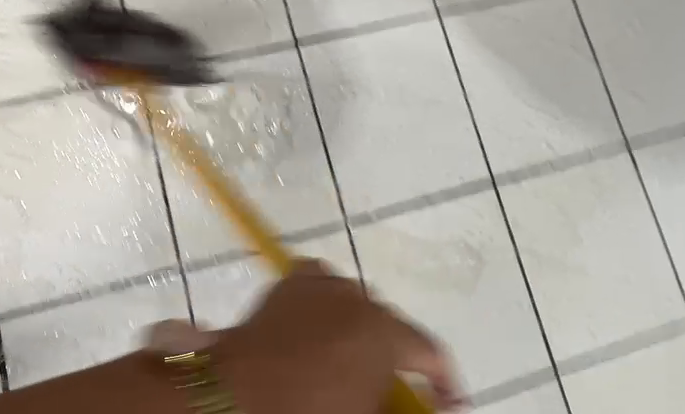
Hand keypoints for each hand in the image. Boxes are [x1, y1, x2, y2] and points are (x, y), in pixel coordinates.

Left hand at [216, 259, 464, 413]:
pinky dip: (327, 303)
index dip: (442, 383)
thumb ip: (406, 407)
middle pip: (390, 324)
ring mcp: (317, 284)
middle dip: (397, 357)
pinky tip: (321, 329)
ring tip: (353, 364)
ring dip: (360, 329)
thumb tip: (439, 405)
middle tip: (391, 391)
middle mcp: (354, 297)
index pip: (431, 353)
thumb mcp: (371, 412)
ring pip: (354, 303)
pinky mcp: (285, 284)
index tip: (444, 405)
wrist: (239, 396)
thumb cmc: (311, 410)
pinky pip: (319, 285)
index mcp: (383, 332)